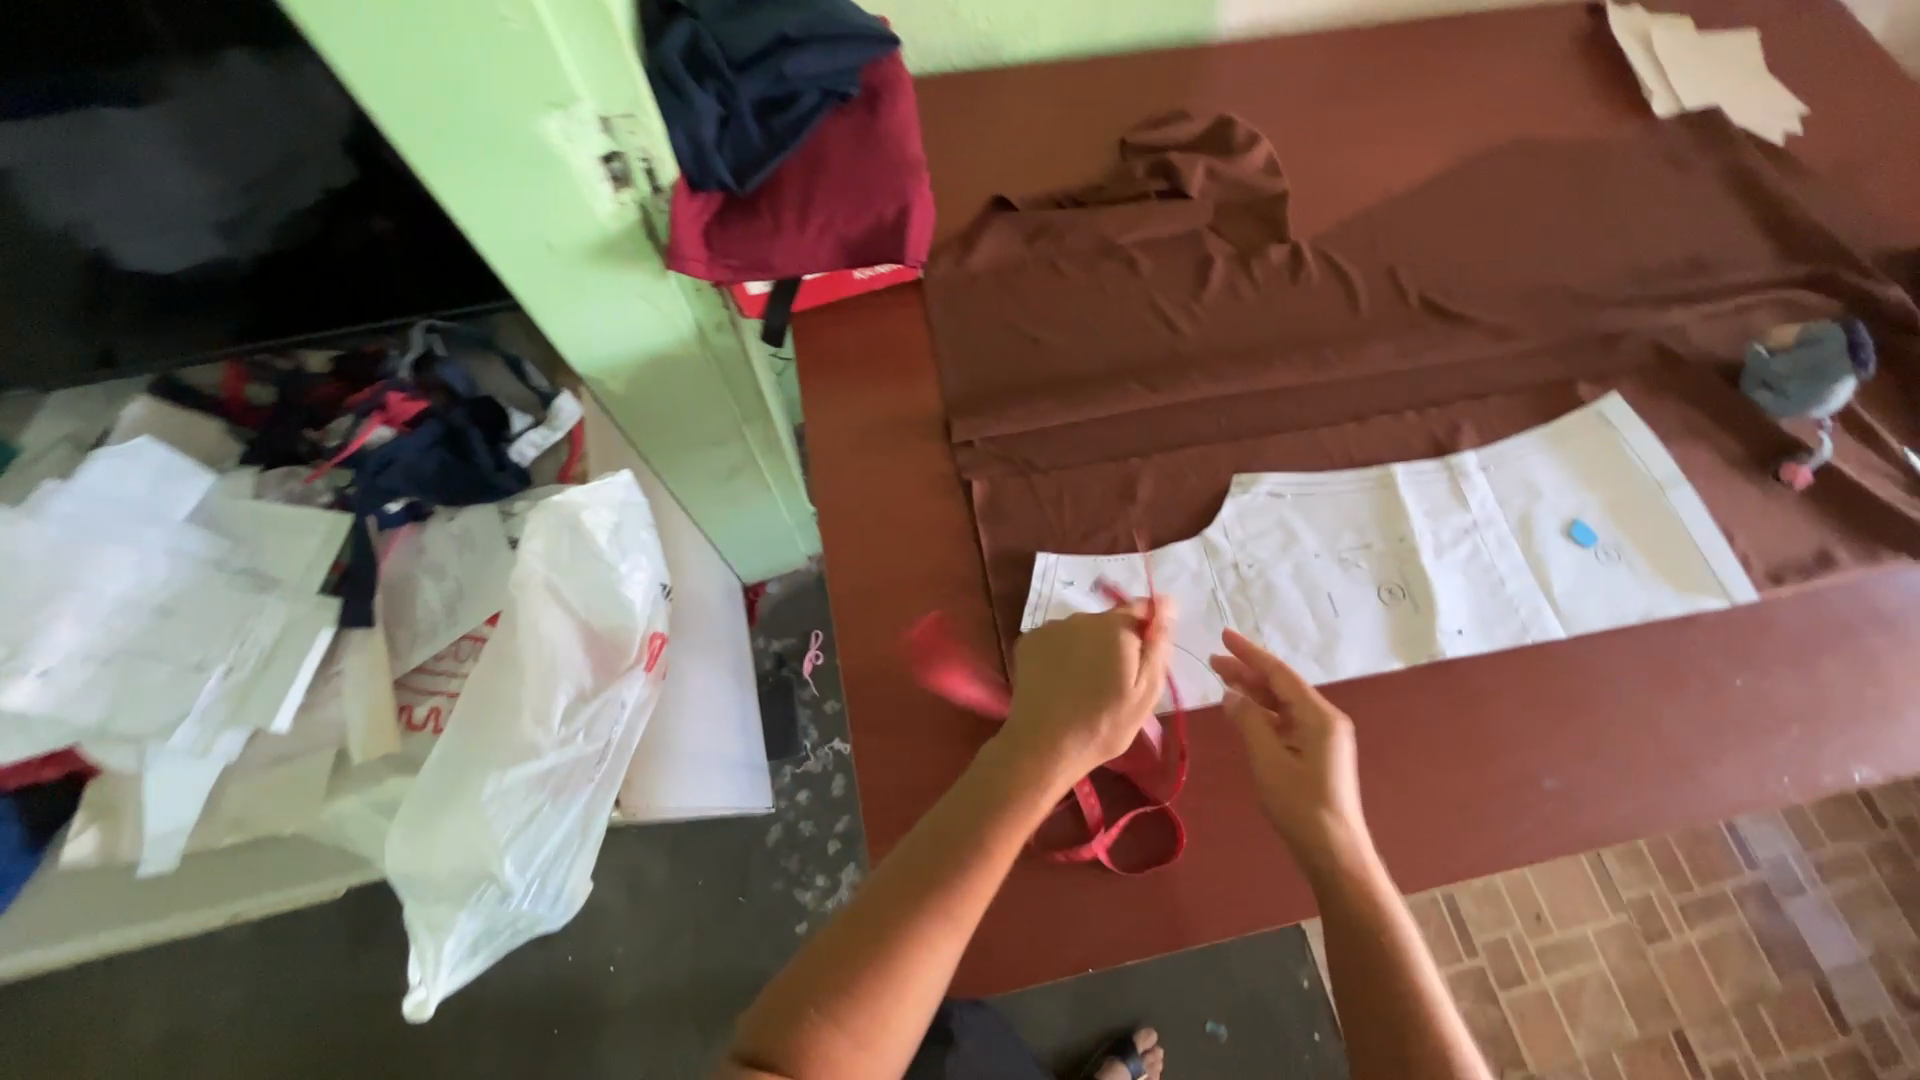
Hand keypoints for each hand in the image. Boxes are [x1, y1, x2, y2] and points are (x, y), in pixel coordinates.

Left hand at [998, 602, 1172, 783]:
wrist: (1044, 745)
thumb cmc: (1104, 724)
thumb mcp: (1146, 691)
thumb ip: (1158, 644)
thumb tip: (1166, 604)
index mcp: (1114, 627)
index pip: (1140, 609)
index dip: (1146, 631)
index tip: (1143, 660)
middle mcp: (1081, 618)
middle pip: (1109, 621)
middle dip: (1116, 643)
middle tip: (1114, 681)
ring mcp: (1051, 628)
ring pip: (1081, 631)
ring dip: (1088, 648)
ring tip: (1084, 684)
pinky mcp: (1028, 641)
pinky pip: (1056, 640)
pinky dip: (1062, 654)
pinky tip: (1061, 681)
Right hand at [1210, 629, 1367, 867]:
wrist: (1333, 851)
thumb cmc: (1300, 805)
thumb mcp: (1268, 760)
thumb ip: (1249, 722)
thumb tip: (1231, 695)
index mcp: (1319, 716)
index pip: (1279, 674)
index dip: (1250, 654)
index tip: (1223, 635)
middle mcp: (1323, 720)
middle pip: (1281, 686)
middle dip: (1247, 670)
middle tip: (1213, 659)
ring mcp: (1320, 737)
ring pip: (1281, 703)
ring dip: (1252, 690)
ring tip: (1221, 678)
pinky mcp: (1314, 753)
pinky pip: (1283, 721)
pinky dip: (1260, 712)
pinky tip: (1241, 710)